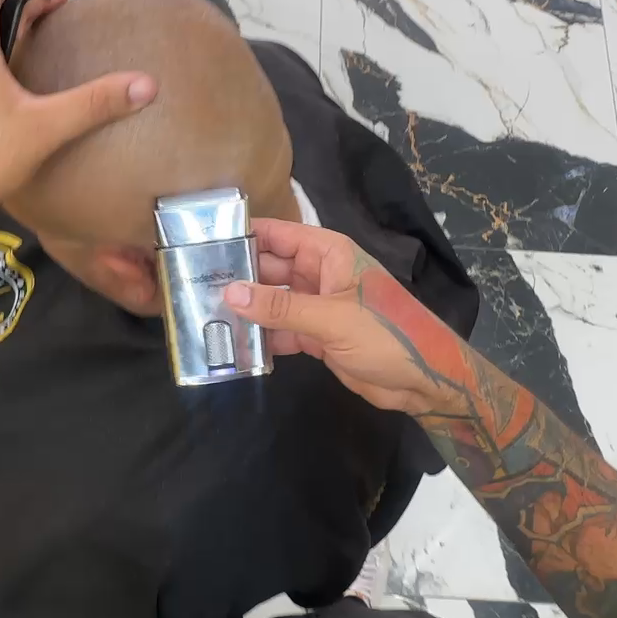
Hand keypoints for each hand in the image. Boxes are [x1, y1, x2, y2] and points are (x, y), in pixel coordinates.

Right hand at [221, 218, 465, 414]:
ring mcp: (317, 305)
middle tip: (192, 286)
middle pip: (269, 268)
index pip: (278, 234)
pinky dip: (261, 336)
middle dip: (237, 276)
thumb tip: (229, 292)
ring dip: (245, 309)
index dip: (243, 236)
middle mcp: (320, 273)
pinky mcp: (316, 335)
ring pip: (272, 301)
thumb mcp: (331, 319)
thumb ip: (279, 308)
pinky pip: (280, 329)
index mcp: (329, 253)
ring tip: (203, 315)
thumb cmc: (388, 336)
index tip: (201, 243)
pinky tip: (233, 344)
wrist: (424, 383)